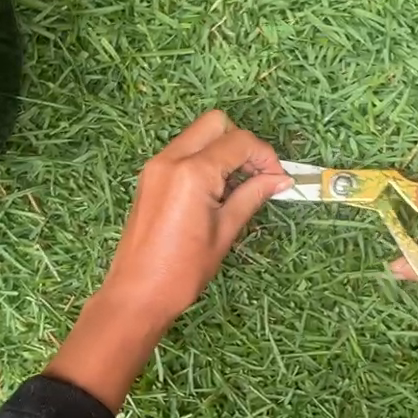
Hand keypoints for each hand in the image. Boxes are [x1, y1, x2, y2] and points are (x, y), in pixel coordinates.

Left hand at [46, 111, 289, 409]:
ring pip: (199, 135)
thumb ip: (252, 196)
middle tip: (257, 176)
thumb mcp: (225, 232)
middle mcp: (171, 159)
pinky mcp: (150, 176)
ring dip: (224, 151)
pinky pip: (184, 151)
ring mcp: (156, 165)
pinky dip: (205, 160)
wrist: (137, 293)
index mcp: (192, 172)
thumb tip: (280, 180)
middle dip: (242, 143)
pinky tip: (216, 192)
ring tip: (238, 188)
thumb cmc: (183, 270)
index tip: (278, 179)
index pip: (239, 142)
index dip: (265, 156)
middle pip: (216, 123)